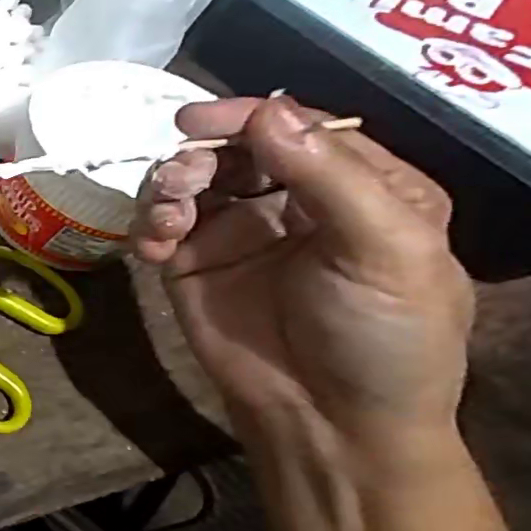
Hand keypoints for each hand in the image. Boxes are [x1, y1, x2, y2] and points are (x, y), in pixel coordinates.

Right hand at [130, 97, 474, 456]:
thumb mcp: (385, 250)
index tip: (196, 121)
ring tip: (168, 220)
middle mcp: (289, 200)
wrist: (326, 420)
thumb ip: (330, 177)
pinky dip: (146, 227)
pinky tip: (154, 248)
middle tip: (182, 179)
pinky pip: (155, 226)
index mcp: (356, 187)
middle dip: (199, 157)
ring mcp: (232, 232)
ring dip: (165, 189)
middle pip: (230, 151)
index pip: (297, 129)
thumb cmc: (383, 335)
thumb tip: (266, 110)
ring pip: (185, 183)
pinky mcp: (188, 262)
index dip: (248, 117)